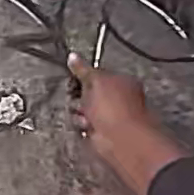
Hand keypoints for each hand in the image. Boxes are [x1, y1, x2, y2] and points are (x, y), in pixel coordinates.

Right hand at [68, 53, 188, 194]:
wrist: (120, 138)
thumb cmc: (114, 107)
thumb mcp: (96, 81)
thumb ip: (83, 69)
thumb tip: (72, 56)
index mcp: (120, 81)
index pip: (95, 74)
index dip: (82, 76)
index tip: (74, 79)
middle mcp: (116, 97)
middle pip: (85, 91)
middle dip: (78, 95)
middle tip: (80, 98)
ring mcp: (107, 114)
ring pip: (80, 107)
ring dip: (78, 111)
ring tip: (86, 115)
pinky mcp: (99, 129)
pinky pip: (81, 122)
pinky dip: (81, 123)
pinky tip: (87, 125)